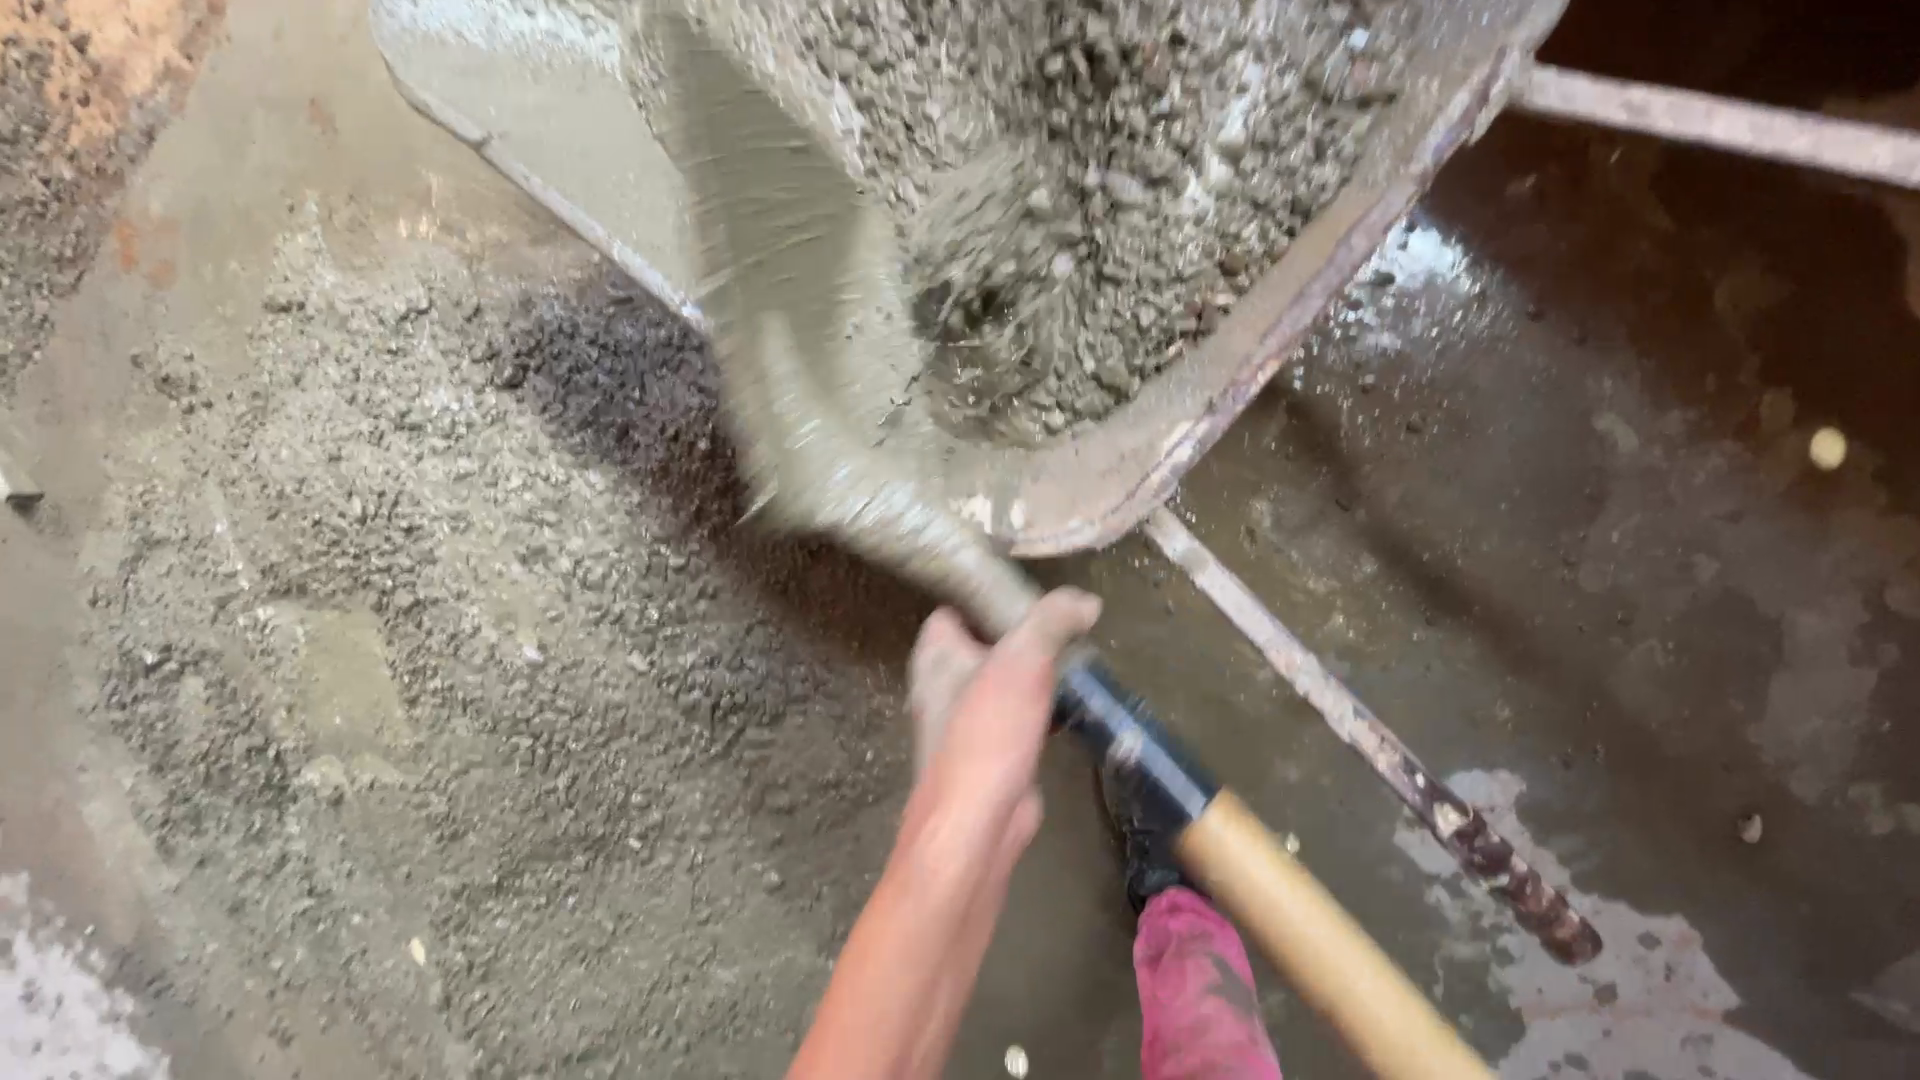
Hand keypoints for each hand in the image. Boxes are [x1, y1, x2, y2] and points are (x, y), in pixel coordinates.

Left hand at [901, 587, 1102, 875]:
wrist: (977, 820)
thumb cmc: (987, 731)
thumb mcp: (1024, 659)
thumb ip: (1052, 621)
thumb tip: (1085, 601)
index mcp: (936, 652)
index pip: (958, 606)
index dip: (991, 596)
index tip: (1033, 593)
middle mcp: (943, 681)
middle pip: (987, 641)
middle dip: (1025, 634)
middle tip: (1066, 626)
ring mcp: (965, 718)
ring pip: (1006, 678)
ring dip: (1039, 672)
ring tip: (1078, 658)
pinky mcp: (990, 748)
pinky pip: (1019, 713)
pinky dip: (1044, 706)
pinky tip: (1074, 703)